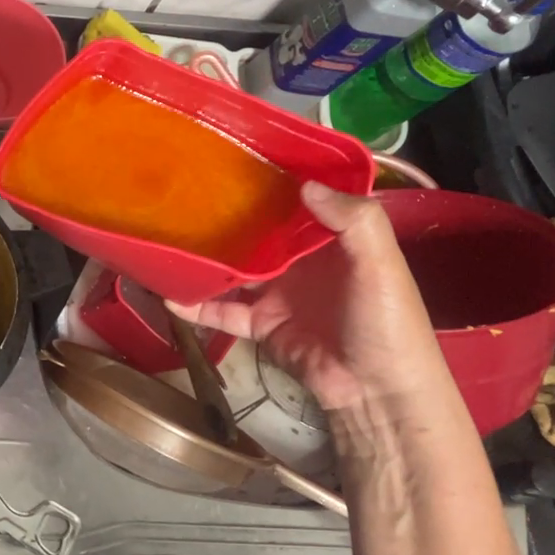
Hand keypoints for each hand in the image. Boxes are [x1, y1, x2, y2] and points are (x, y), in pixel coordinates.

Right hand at [167, 182, 447, 412]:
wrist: (376, 392)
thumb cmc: (385, 322)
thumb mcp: (382, 265)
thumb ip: (354, 221)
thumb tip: (303, 185)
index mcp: (333, 243)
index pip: (299, 205)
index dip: (273, 185)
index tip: (236, 162)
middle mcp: (302, 264)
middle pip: (258, 236)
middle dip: (227, 220)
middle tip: (185, 199)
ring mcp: (277, 295)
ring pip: (233, 271)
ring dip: (205, 262)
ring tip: (168, 243)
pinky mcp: (260, 325)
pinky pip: (222, 311)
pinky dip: (196, 305)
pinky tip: (169, 295)